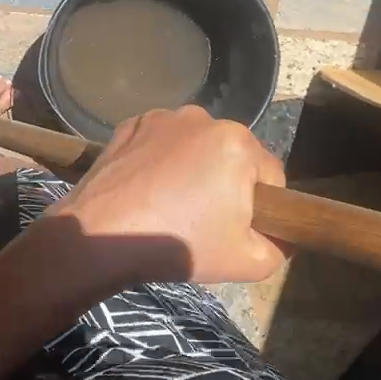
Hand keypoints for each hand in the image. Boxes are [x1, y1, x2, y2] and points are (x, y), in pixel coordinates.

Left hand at [42, 106, 286, 285]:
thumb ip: (281, 246)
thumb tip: (280, 234)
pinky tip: (146, 190)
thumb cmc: (179, 244)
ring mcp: (159, 118)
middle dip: (224, 185)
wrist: (99, 234)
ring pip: (193, 147)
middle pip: (230, 156)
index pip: (270, 176)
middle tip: (201, 221)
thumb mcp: (250, 262)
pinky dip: (158, 162)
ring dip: (191, 170)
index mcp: (236, 141)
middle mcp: (200, 117)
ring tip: (169, 206)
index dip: (261, 208)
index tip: (236, 230)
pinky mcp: (128, 125)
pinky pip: (159, 144)